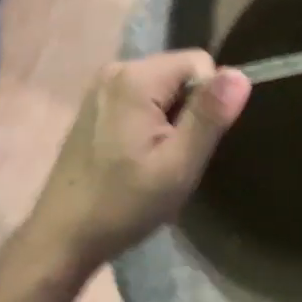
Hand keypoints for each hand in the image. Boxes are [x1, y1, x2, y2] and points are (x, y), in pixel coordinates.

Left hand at [23, 51, 250, 271]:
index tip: (189, 143)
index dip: (207, 102)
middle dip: (187, 110)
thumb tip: (240, 74)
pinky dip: (148, 122)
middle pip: (178, 73)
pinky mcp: (94, 103)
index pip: (199, 63)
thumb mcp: (177, 166)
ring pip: (161, 87)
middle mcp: (116, 68)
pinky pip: (141, 97)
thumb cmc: (123, 204)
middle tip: (172, 157)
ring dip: (169, 119)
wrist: (61, 237)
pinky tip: (135, 157)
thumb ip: (209, 116)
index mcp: (136, 77)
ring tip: (154, 160)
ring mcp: (101, 85)